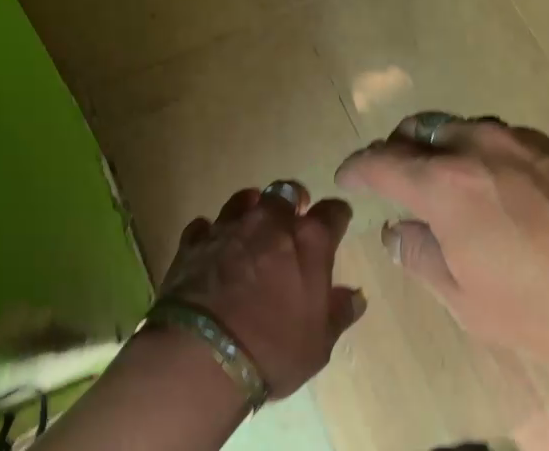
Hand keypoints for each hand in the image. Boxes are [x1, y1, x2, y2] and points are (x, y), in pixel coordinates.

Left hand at [158, 180, 366, 397]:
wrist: (202, 355)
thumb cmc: (273, 349)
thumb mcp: (318, 343)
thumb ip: (338, 313)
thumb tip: (355, 297)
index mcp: (309, 242)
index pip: (333, 212)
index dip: (336, 217)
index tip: (336, 223)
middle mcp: (270, 222)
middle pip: (286, 192)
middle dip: (293, 202)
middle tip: (293, 219)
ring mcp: (229, 227)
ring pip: (244, 199)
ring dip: (252, 208)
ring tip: (252, 226)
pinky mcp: (194, 241)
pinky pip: (205, 225)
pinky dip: (212, 233)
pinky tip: (212, 247)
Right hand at [334, 114, 548, 374]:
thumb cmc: (547, 309)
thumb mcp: (468, 301)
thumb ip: (422, 257)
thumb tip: (399, 230)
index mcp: (444, 183)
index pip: (381, 161)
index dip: (356, 168)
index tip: (346, 176)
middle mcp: (477, 146)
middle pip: (418, 130)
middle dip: (397, 150)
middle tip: (395, 180)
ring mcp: (522, 140)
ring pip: (462, 127)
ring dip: (441, 147)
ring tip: (448, 181)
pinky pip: (503, 138)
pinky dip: (484, 153)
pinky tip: (502, 188)